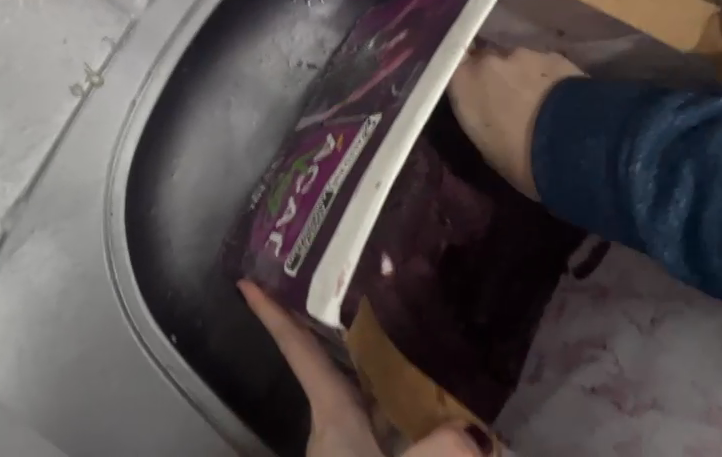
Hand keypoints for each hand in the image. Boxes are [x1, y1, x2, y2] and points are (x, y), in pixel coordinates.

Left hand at [238, 280, 490, 456]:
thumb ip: (440, 454)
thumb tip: (476, 432)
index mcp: (332, 418)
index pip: (299, 354)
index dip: (272, 316)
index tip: (245, 282)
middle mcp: (335, 431)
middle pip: (337, 370)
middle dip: (347, 336)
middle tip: (364, 292)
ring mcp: (350, 453)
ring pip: (367, 404)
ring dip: (390, 380)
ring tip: (419, 346)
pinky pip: (390, 435)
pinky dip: (411, 420)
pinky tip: (441, 414)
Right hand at [446, 46, 581, 199]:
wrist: (577, 148)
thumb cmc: (520, 159)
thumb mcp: (485, 146)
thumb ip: (478, 117)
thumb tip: (486, 112)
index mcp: (462, 82)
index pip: (452, 67)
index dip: (463, 76)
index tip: (470, 89)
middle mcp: (487, 60)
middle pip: (485, 60)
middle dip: (493, 74)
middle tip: (506, 98)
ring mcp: (523, 55)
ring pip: (516, 62)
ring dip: (521, 76)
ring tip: (539, 101)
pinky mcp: (555, 56)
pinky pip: (544, 65)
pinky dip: (548, 78)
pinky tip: (561, 99)